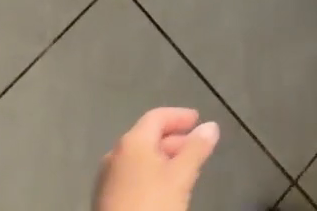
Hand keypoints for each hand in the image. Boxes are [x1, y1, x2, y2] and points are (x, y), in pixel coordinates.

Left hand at [93, 107, 219, 210]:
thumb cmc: (152, 205)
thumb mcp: (181, 177)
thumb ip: (196, 149)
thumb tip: (211, 126)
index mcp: (132, 142)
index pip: (157, 116)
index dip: (179, 116)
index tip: (198, 120)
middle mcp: (115, 154)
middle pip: (148, 136)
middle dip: (174, 139)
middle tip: (195, 147)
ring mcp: (107, 178)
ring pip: (140, 158)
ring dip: (163, 159)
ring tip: (183, 170)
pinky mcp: (105, 199)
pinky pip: (132, 175)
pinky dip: (150, 174)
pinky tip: (162, 189)